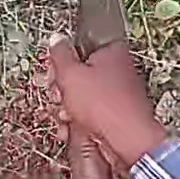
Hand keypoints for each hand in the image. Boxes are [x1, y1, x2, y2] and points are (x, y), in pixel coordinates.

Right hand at [45, 36, 168, 166]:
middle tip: (59, 95)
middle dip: (62, 88)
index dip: (60, 64)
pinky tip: (71, 125)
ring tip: (67, 114)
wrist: (125, 139)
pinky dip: (77, 119)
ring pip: (80, 95)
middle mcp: (118, 69)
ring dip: (66, 106)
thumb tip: (56, 40)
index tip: (54, 74)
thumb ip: (60, 55)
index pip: (76, 50)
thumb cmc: (104, 104)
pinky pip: (88, 111)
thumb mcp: (70, 74)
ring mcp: (117, 92)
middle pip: (77, 74)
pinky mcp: (115, 113)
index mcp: (111, 51)